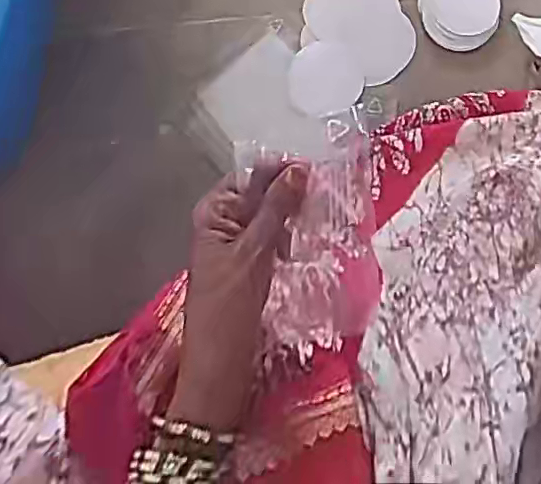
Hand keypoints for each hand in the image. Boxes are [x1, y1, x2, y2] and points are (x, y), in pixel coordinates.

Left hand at [169, 158, 309, 428]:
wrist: (220, 371)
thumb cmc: (228, 310)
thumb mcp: (254, 252)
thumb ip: (276, 207)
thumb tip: (300, 168)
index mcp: (214, 211)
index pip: (253, 173)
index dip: (284, 169)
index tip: (318, 172)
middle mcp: (224, 220)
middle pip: (264, 191)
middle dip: (293, 191)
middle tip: (326, 193)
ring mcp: (237, 242)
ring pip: (273, 213)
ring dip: (296, 214)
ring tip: (321, 216)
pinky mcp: (252, 262)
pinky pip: (276, 235)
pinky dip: (293, 234)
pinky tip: (308, 240)